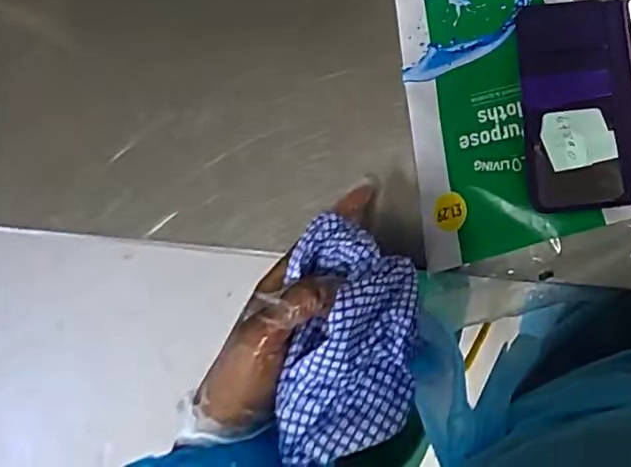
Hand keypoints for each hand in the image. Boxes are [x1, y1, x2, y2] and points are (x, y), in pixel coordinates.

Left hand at [192, 183, 373, 434]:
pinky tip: (391, 300)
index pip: (316, 240)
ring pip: (353, 282)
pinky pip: (360, 311)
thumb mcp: (259, 332)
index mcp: (281, 286)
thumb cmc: (235, 384)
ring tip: (395, 265)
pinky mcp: (333, 342)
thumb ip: (298, 299)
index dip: (342, 215)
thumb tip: (341, 284)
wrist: (236, 437)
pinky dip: (377, 301)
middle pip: (341, 257)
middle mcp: (303, 297)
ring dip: (373, 272)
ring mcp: (318, 319)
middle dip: (366, 240)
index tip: (366, 192)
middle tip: (391, 229)